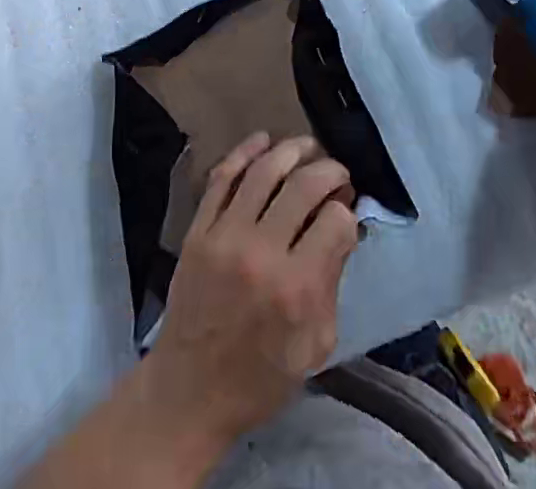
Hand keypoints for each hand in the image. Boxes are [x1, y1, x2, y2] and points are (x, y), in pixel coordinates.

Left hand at [139, 133, 359, 443]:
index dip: (348, 211)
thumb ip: (334, 280)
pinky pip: (221, 179)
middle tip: (338, 176)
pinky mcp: (197, 233)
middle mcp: (261, 253)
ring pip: (264, 171)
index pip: (336, 220)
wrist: (187, 394)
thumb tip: (346, 227)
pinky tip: (263, 140)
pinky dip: (244, 153)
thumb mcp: (317, 343)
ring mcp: (223, 238)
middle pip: (305, 185)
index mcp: (297, 288)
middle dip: (331, 171)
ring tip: (309, 148)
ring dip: (293, 150)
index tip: (346, 214)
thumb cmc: (261, 377)